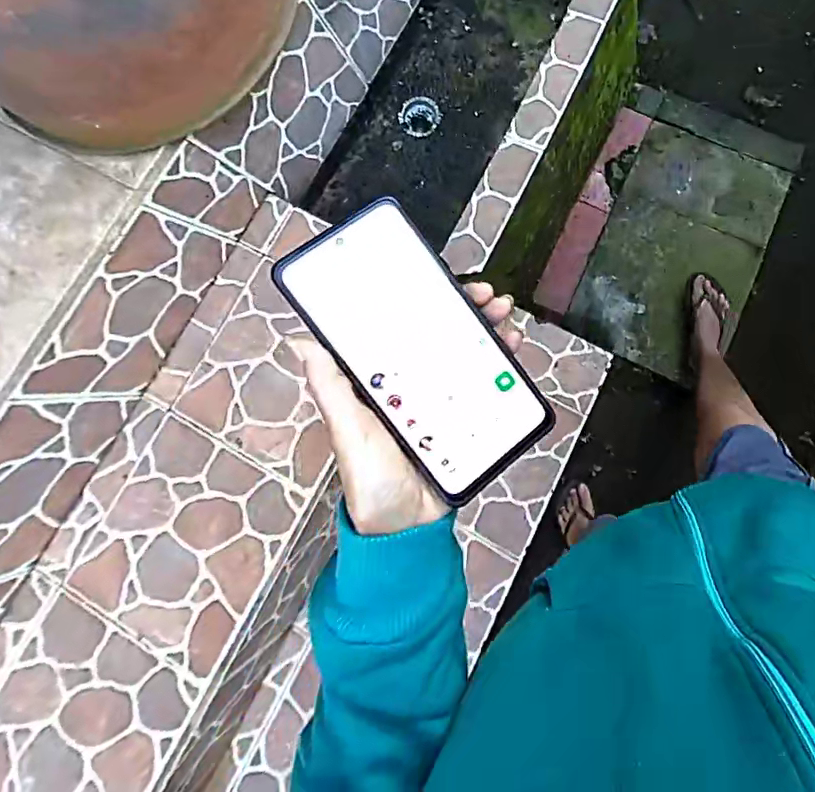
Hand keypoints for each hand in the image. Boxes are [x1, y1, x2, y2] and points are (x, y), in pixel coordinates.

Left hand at [290, 281, 524, 536]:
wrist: (405, 529)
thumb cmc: (369, 482)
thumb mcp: (348, 431)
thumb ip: (330, 387)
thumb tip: (301, 342)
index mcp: (384, 378)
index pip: (407, 327)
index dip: (430, 301)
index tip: (450, 285)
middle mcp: (414, 382)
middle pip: (445, 334)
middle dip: (469, 310)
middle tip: (488, 298)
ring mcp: (443, 399)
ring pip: (469, 354)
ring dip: (490, 331)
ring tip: (506, 320)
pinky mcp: (466, 419)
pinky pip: (486, 386)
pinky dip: (502, 366)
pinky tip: (513, 352)